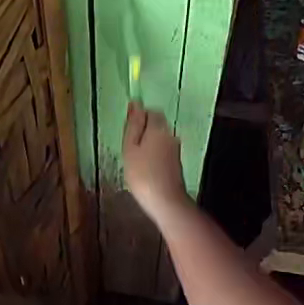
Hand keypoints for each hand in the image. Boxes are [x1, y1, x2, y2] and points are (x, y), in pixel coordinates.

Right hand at [123, 102, 188, 220]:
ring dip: (148, 143)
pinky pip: (162, 150)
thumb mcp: (130, 147)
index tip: (127, 132)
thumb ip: (133, 125)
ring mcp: (175, 149)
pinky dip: (153, 154)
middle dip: (143, 131)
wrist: (165, 200)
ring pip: (159, 138)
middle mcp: (170, 134)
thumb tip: (135, 104)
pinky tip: (145, 168)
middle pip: (156, 124)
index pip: (150, 111)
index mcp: (159, 127)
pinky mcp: (176, 162)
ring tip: (135, 159)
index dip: (138, 118)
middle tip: (128, 147)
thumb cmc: (142, 173)